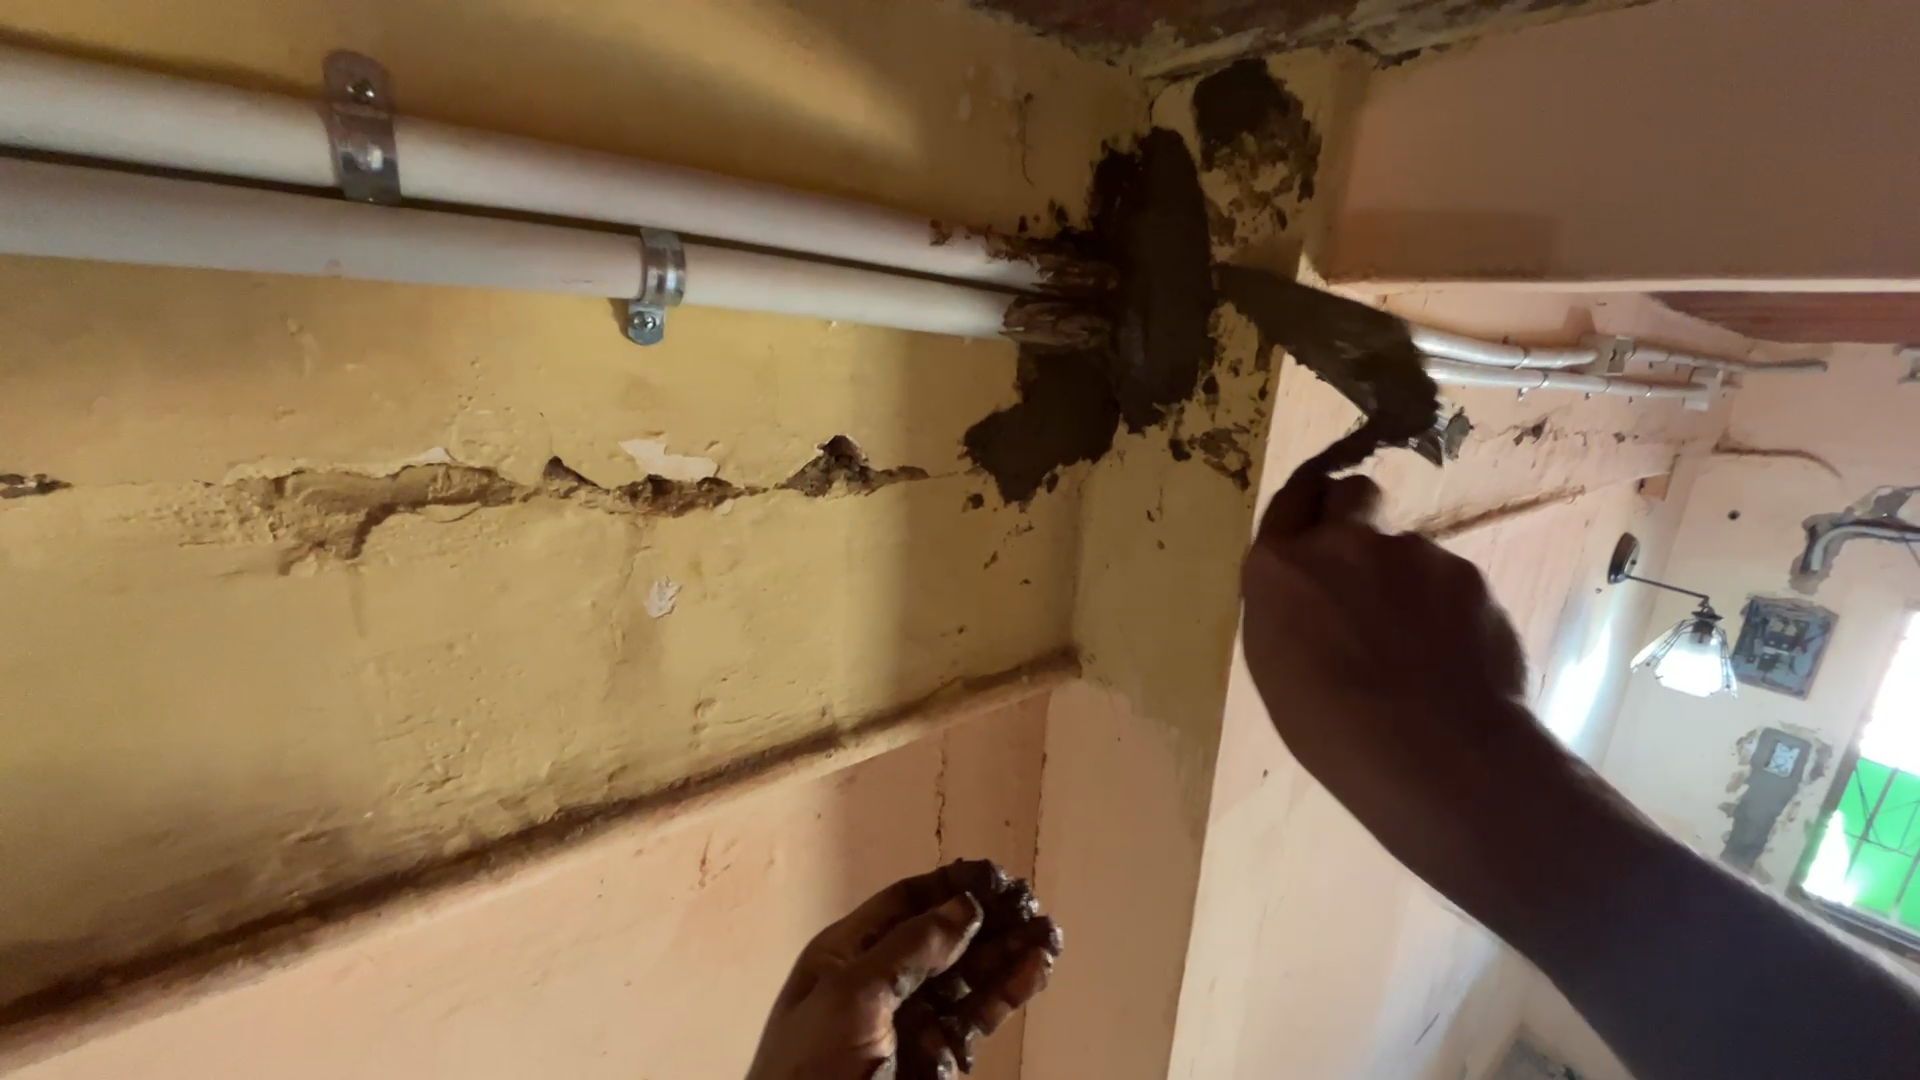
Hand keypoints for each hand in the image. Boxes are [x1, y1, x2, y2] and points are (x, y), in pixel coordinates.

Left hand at [746, 860, 1058, 1079]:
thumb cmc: (815, 1070)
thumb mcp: (851, 996)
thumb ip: (910, 948)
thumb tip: (964, 906)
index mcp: (847, 955)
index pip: (904, 903)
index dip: (949, 886)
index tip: (995, 875)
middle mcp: (882, 981)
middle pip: (943, 936)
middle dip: (987, 917)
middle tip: (1031, 902)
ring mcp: (911, 1023)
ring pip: (968, 976)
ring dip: (1008, 952)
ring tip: (1050, 934)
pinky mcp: (937, 1062)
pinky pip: (977, 1017)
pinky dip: (1008, 992)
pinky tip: (1036, 971)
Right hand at [1239, 467, 1556, 911]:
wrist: (1433, 754)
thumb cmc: (1326, 724)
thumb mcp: (1273, 658)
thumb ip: (1286, 603)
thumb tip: (1307, 588)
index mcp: (1279, 565)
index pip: (1290, 501)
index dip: (1303, 509)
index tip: (1311, 525)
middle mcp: (1341, 542)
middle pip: (1351, 493)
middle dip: (1352, 516)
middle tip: (1357, 570)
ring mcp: (1411, 552)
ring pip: (1404, 547)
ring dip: (1401, 577)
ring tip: (1412, 643)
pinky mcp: (1468, 575)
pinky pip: (1447, 579)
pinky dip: (1443, 605)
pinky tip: (1447, 654)